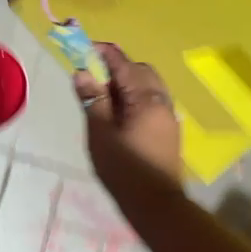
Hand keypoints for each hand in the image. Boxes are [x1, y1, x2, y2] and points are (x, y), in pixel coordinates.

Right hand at [73, 43, 182, 180]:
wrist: (155, 203)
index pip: (123, 64)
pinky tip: (117, 111)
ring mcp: (167, 115)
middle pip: (140, 71)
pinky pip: (150, 100)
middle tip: (91, 75)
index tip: (82, 48)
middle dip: (116, 66)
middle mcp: (162, 101)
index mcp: (145, 99)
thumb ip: (93, 99)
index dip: (103, 52)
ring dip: (125, 81)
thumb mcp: (100, 132)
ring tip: (101, 94)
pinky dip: (133, 95)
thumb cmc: (123, 167)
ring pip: (147, 85)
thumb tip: (82, 72)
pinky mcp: (167, 129)